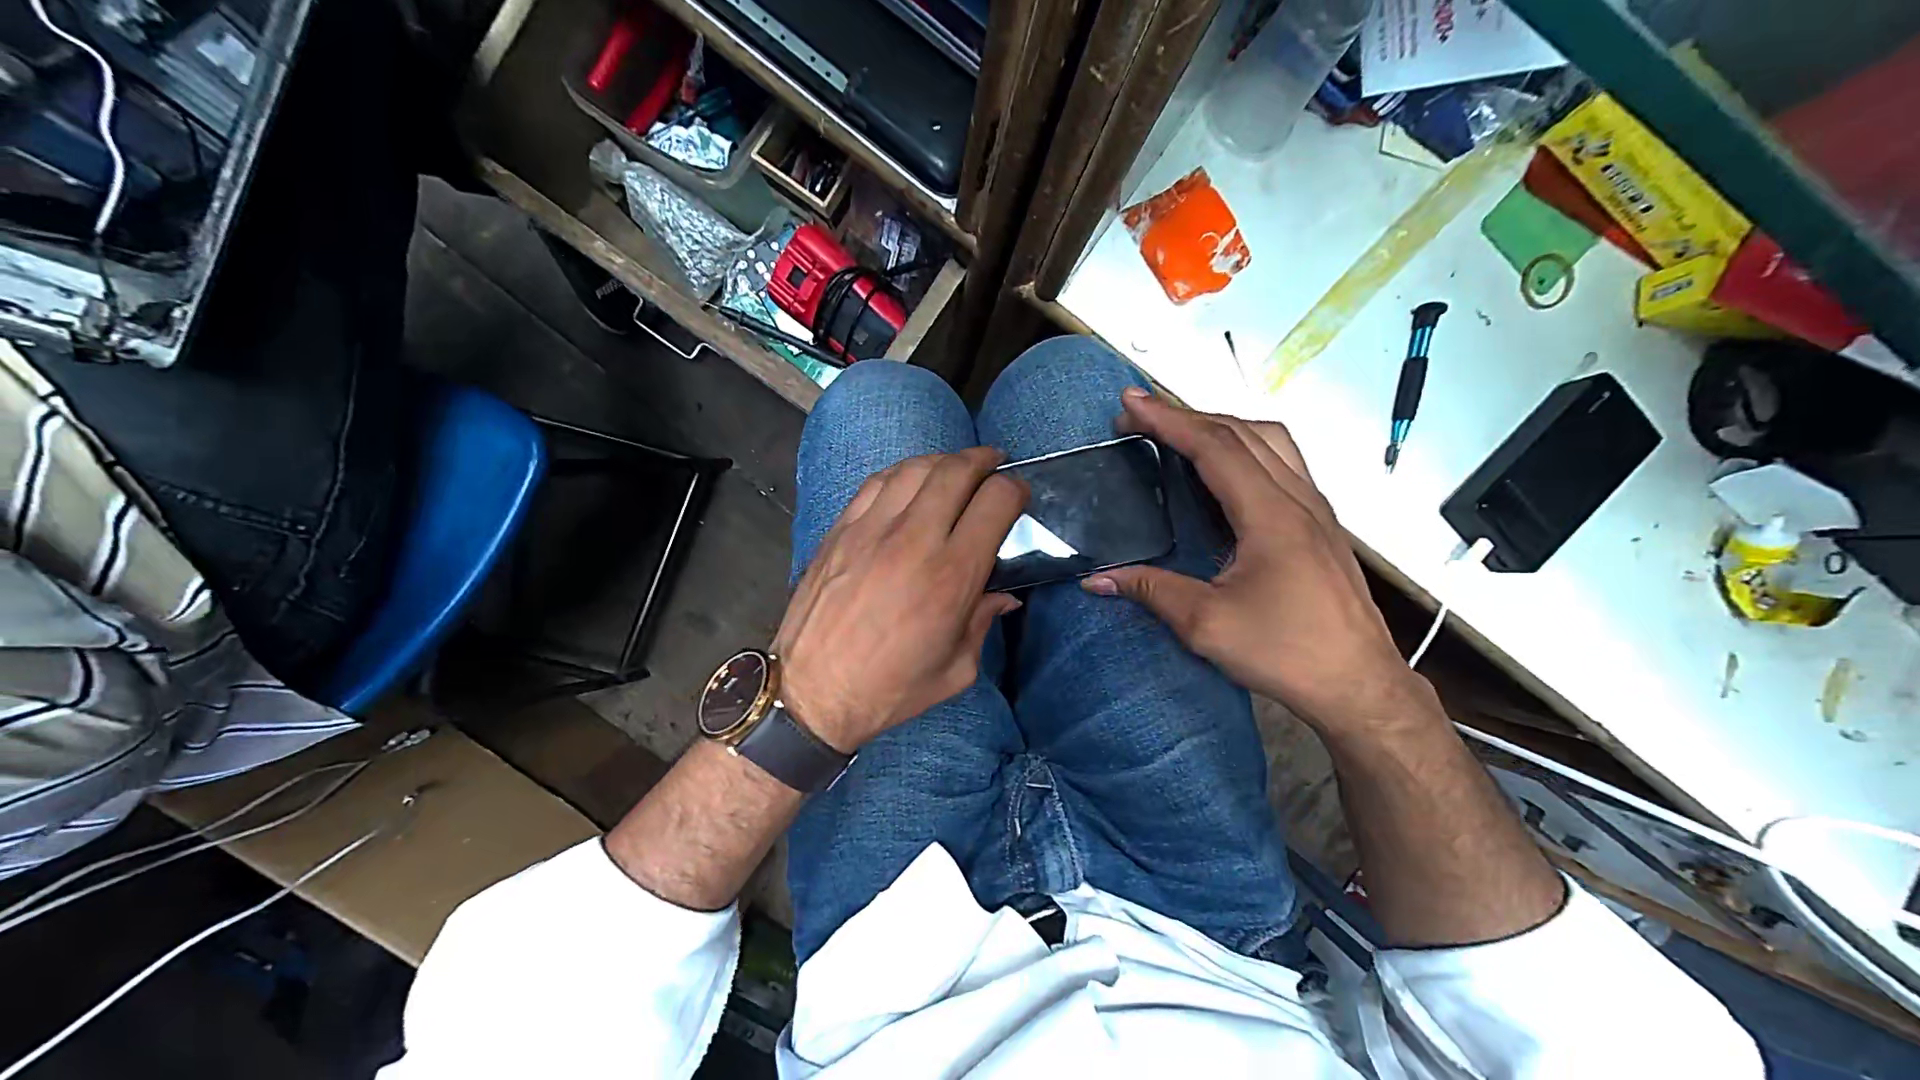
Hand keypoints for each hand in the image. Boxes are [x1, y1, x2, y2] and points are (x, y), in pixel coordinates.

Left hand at [774, 447, 1026, 752]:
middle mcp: (914, 540)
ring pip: (914, 468)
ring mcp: (871, 530)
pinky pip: (876, 483)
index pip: (995, 502)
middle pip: (956, 471)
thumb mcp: (957, 670)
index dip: (1015, 490)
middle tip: (994, 464)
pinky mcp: (840, 530)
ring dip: (942, 461)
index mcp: (952, 575)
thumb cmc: (890, 689)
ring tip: (954, 469)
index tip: (1018, 496)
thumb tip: (1003, 595)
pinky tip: (909, 481)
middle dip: (983, 460)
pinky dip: (901, 473)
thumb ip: (984, 622)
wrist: (812, 693)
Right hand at [1084, 387, 1431, 730]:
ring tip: (1180, 431)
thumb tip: (1097, 580)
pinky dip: (1246, 448)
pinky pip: (1283, 463)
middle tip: (1142, 416)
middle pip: (1242, 432)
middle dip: (1187, 414)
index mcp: (1271, 515)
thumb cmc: (1287, 653)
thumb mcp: (1206, 625)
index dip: (1168, 420)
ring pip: (1269, 441)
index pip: (1215, 447)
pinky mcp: (1322, 525)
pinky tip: (1226, 469)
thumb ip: (1150, 590)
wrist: (1360, 685)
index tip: (1131, 405)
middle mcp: (1298, 500)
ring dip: (1221, 426)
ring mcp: (1316, 510)